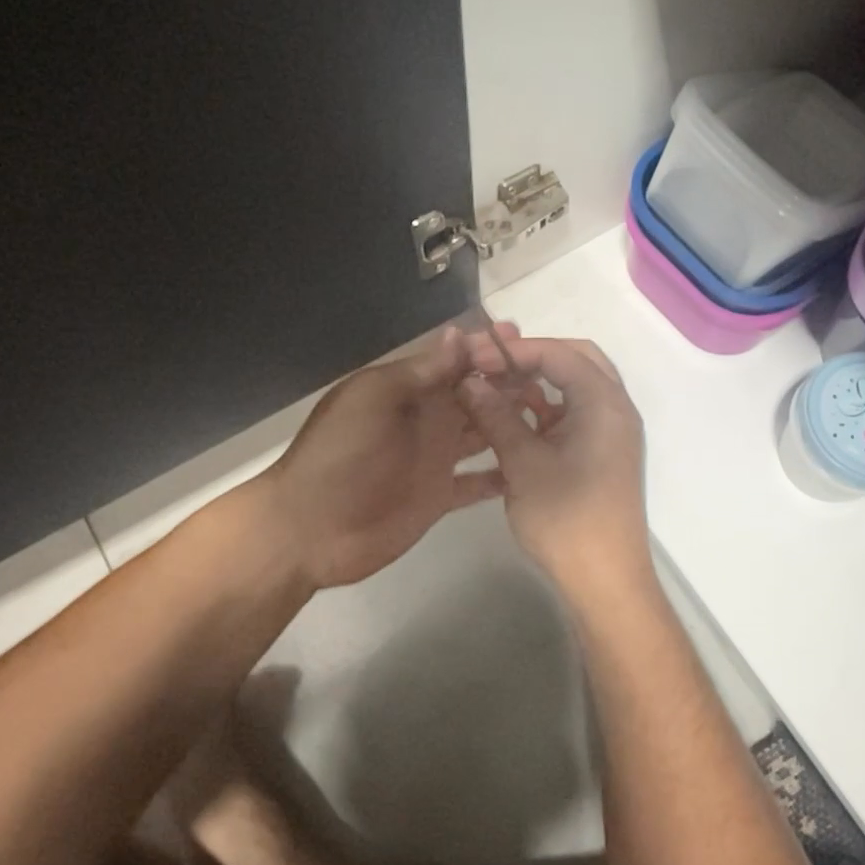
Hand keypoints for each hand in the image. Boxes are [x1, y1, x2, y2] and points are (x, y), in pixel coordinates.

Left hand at [260, 324, 541, 588]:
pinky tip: (536, 469)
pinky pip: (478, 481)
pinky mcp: (439, 496)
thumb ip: (420, 372)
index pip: (455, 362)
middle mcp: (426, 420)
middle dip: (509, 383)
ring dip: (512, 423)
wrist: (310, 529)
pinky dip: (502, 474)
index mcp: (408, 391)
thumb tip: (459, 336)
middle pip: (475, 395)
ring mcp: (434, 459)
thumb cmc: (340, 456)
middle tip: (553, 378)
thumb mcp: (374, 400)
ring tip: (554, 417)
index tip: (522, 340)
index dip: (486, 350)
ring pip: (483, 434)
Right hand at [457, 337, 649, 589]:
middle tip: (490, 365)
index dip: (515, 350)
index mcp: (604, 403)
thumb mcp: (523, 463)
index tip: (475, 357)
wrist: (604, 580)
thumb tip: (469, 381)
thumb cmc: (566, 518)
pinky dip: (544, 412)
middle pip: (575, 362)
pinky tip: (511, 420)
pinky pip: (573, 417)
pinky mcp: (601, 455)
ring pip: (574, 390)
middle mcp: (614, 409)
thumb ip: (496, 416)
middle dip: (531, 358)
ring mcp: (610, 433)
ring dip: (537, 384)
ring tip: (493, 389)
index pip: (560, 354)